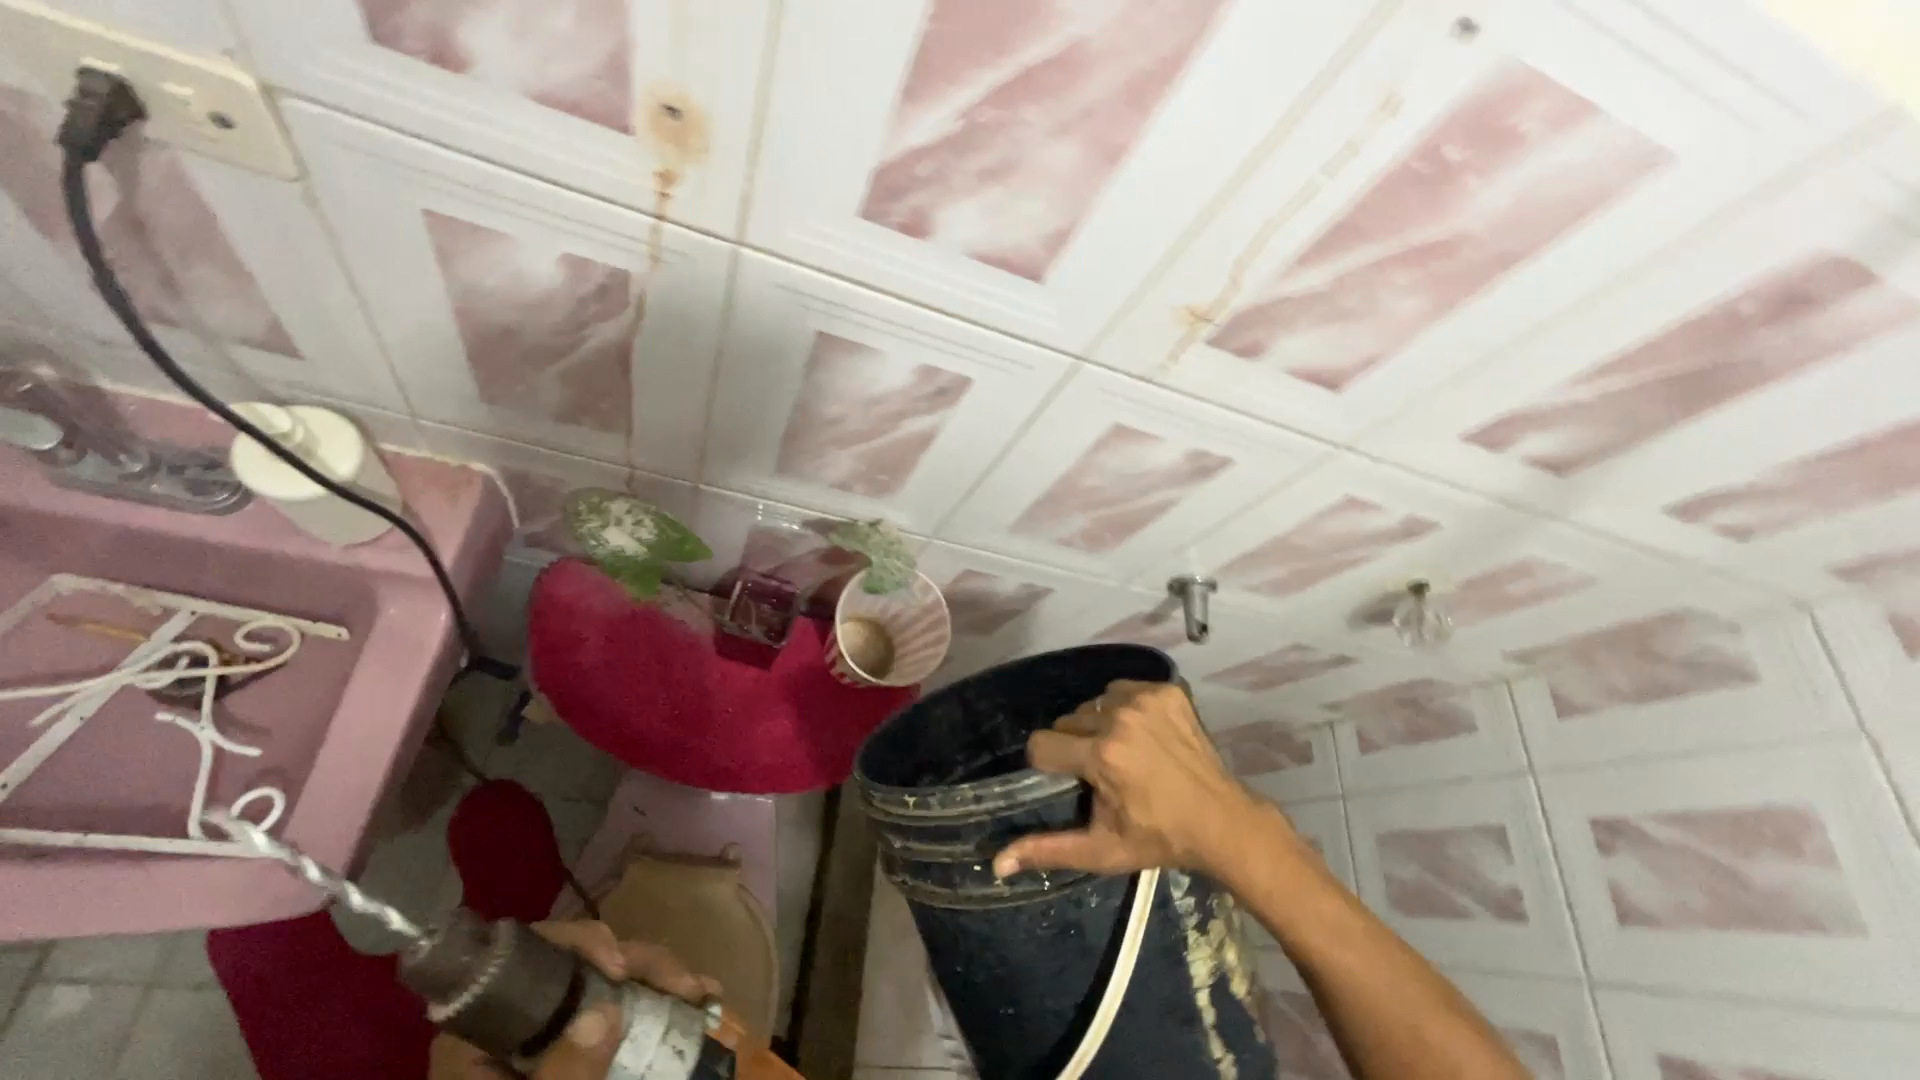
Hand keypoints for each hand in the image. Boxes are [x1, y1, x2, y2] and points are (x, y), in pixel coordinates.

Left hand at [427, 920, 720, 1079]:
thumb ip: (563, 1077)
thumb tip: (605, 1013)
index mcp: (485, 1029)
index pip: (531, 955)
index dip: (580, 944)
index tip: (620, 965)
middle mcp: (519, 1014)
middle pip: (583, 961)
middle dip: (642, 964)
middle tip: (687, 985)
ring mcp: (553, 1027)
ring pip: (609, 978)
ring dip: (661, 977)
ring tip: (705, 991)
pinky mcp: (579, 1040)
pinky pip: (620, 1003)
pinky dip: (659, 997)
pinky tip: (695, 1000)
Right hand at [992, 680, 1295, 879]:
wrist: (1221, 821)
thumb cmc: (1158, 838)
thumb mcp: (1100, 850)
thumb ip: (1047, 849)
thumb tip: (998, 863)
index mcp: (1101, 755)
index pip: (1042, 744)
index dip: (1050, 765)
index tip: (1070, 781)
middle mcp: (1120, 719)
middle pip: (1069, 721)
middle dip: (1076, 746)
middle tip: (1103, 773)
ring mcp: (1147, 701)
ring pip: (1095, 703)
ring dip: (1100, 724)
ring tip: (1124, 752)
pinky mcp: (1169, 691)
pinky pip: (1125, 689)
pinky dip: (1127, 707)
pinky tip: (1143, 734)